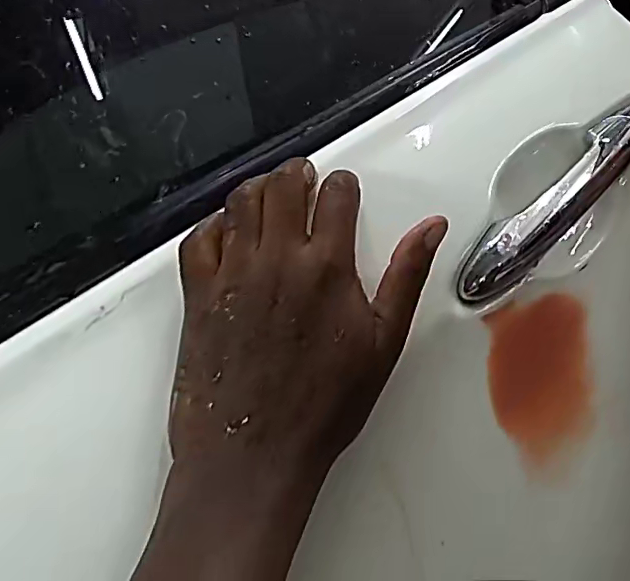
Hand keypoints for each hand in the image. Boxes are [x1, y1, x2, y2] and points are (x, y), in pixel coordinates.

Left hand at [170, 159, 446, 492]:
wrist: (254, 457)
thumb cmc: (322, 405)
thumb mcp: (384, 341)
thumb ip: (408, 274)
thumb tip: (432, 228)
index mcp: (326, 267)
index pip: (336, 193)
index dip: (343, 183)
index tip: (343, 190)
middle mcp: (278, 260)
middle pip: (284, 184)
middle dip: (298, 173)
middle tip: (304, 179)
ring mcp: (234, 275)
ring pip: (241, 201)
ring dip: (258, 188)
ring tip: (270, 195)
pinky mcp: (200, 296)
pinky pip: (198, 240)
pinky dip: (212, 225)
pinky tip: (227, 231)